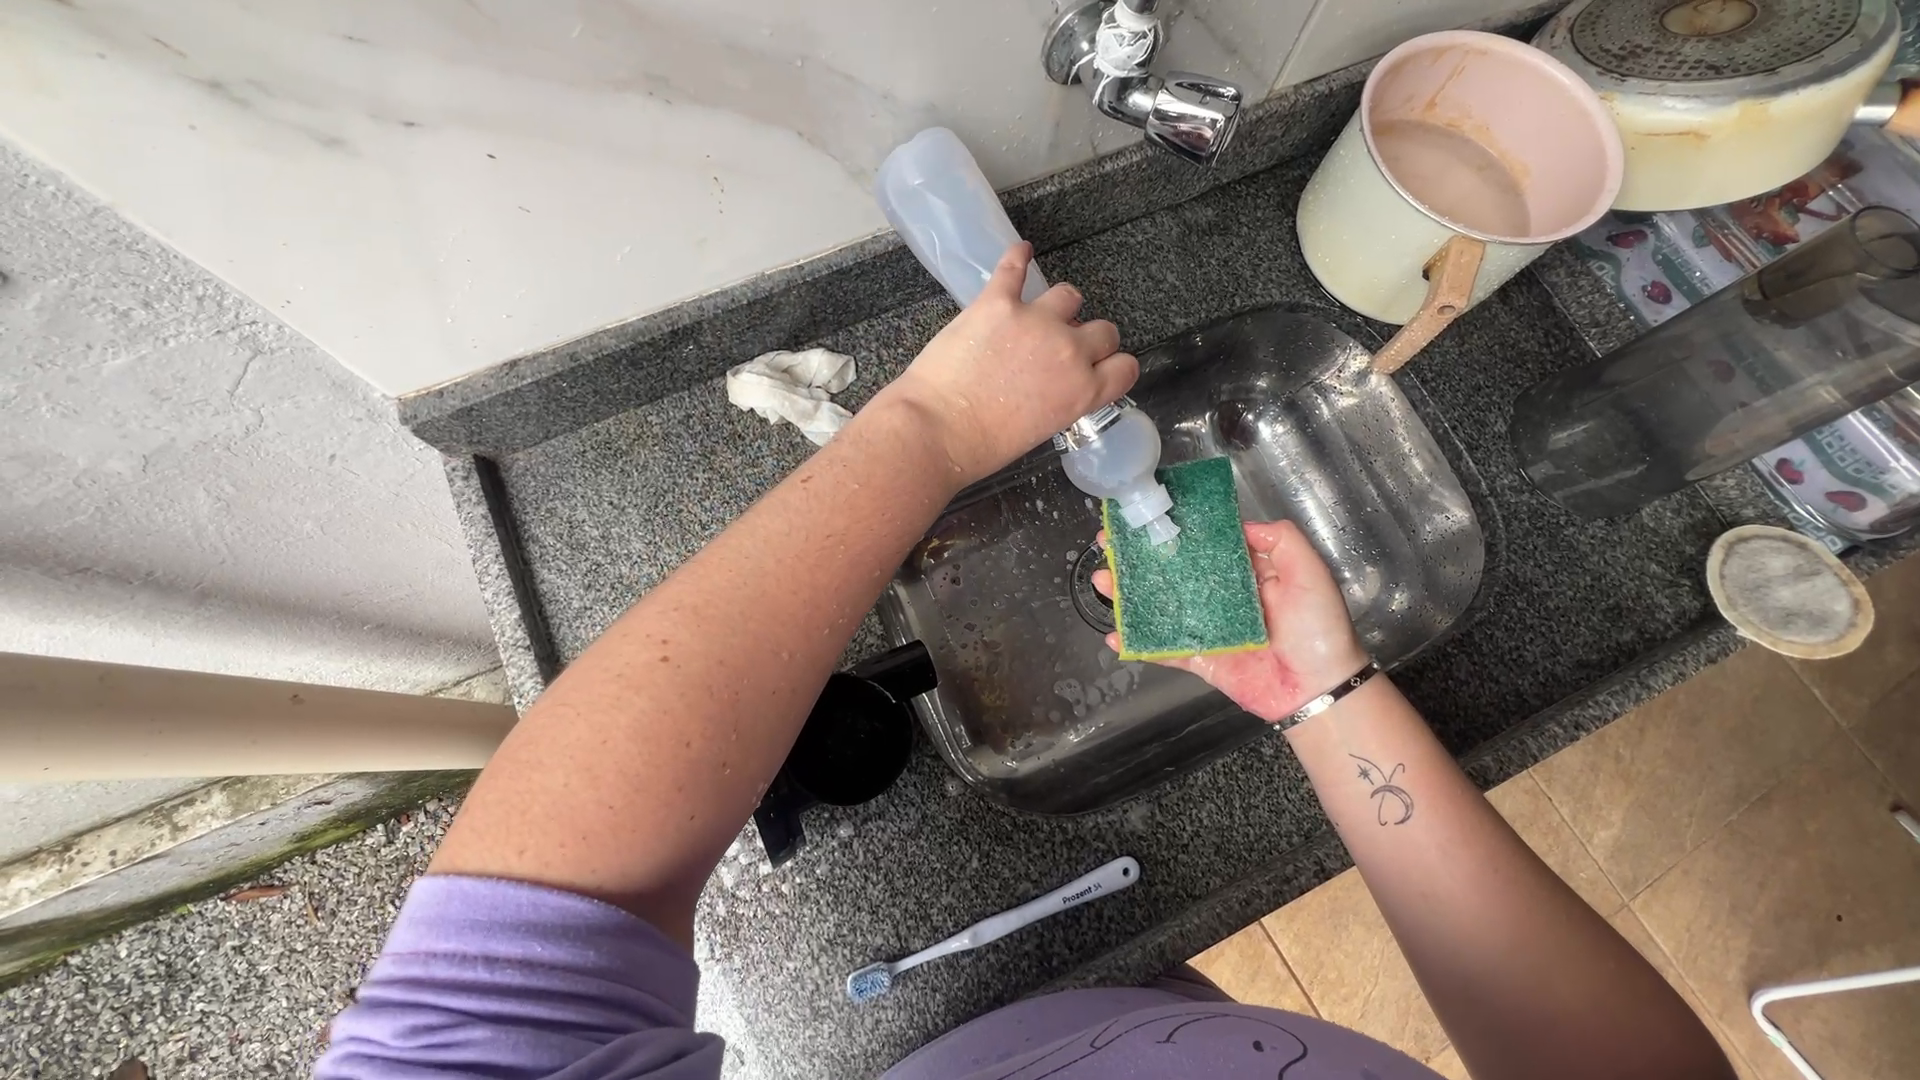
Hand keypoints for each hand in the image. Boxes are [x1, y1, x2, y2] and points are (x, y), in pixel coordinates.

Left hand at [877, 242, 1137, 484]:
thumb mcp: (1039, 431)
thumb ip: (1059, 400)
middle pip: (1104, 330)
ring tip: (1040, 314)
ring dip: (1059, 305)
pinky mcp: (998, 302)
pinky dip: (1019, 257)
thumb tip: (1054, 382)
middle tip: (1063, 347)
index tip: (1099, 366)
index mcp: (1083, 393)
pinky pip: (1015, 267)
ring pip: (1069, 295)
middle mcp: (1069, 353)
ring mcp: (1035, 322)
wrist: (935, 431)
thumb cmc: (980, 446)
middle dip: (1088, 337)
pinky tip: (1022, 252)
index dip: (1112, 365)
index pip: (1125, 367)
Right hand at [1092, 520, 1370, 723]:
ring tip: (1103, 582)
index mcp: (1243, 573)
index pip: (1200, 545)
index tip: (1142, 519)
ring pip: (1160, 608)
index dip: (1171, 531)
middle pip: (1170, 574)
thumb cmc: (1319, 627)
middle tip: (1108, 547)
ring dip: (1128, 596)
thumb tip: (1240, 524)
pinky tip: (1114, 635)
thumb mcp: (1310, 571)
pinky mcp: (1200, 659)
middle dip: (1137, 560)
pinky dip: (1138, 644)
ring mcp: (1206, 629)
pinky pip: (1163, 650)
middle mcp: (1220, 597)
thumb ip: (1281, 541)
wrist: (1320, 687)